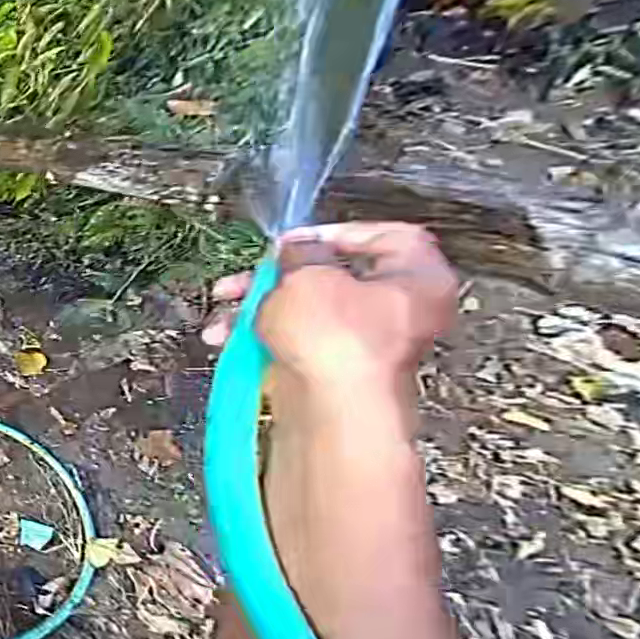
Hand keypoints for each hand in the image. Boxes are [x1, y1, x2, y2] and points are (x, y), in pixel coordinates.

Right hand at [203, 222, 458, 392]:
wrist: (329, 405)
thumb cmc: (331, 338)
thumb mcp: (306, 277)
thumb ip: (299, 253)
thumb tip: (295, 248)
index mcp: (417, 279)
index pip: (386, 237)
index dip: (334, 233)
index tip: (290, 242)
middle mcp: (398, 308)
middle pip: (330, 276)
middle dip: (274, 278)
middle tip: (242, 281)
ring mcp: (364, 340)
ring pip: (302, 308)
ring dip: (256, 307)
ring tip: (223, 316)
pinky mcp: (332, 364)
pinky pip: (294, 337)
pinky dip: (260, 334)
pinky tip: (227, 338)